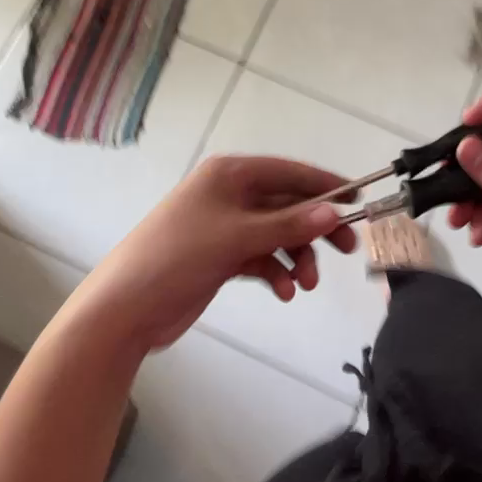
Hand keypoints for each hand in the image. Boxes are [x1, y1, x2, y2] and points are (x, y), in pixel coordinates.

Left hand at [69, 156, 359, 352]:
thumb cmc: (177, 257)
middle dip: (315, 227)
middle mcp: (230, 195)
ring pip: (277, 234)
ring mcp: (225, 227)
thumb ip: (288, 225)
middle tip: (347, 248)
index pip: (289, 172)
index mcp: (230, 175)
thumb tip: (333, 212)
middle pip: (286, 204)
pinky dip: (276, 272)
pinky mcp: (221, 256)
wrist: (123, 309)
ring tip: (306, 283)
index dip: (324, 185)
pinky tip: (285, 291)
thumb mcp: (237, 238)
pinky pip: (261, 257)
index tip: (358, 199)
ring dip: (296, 256)